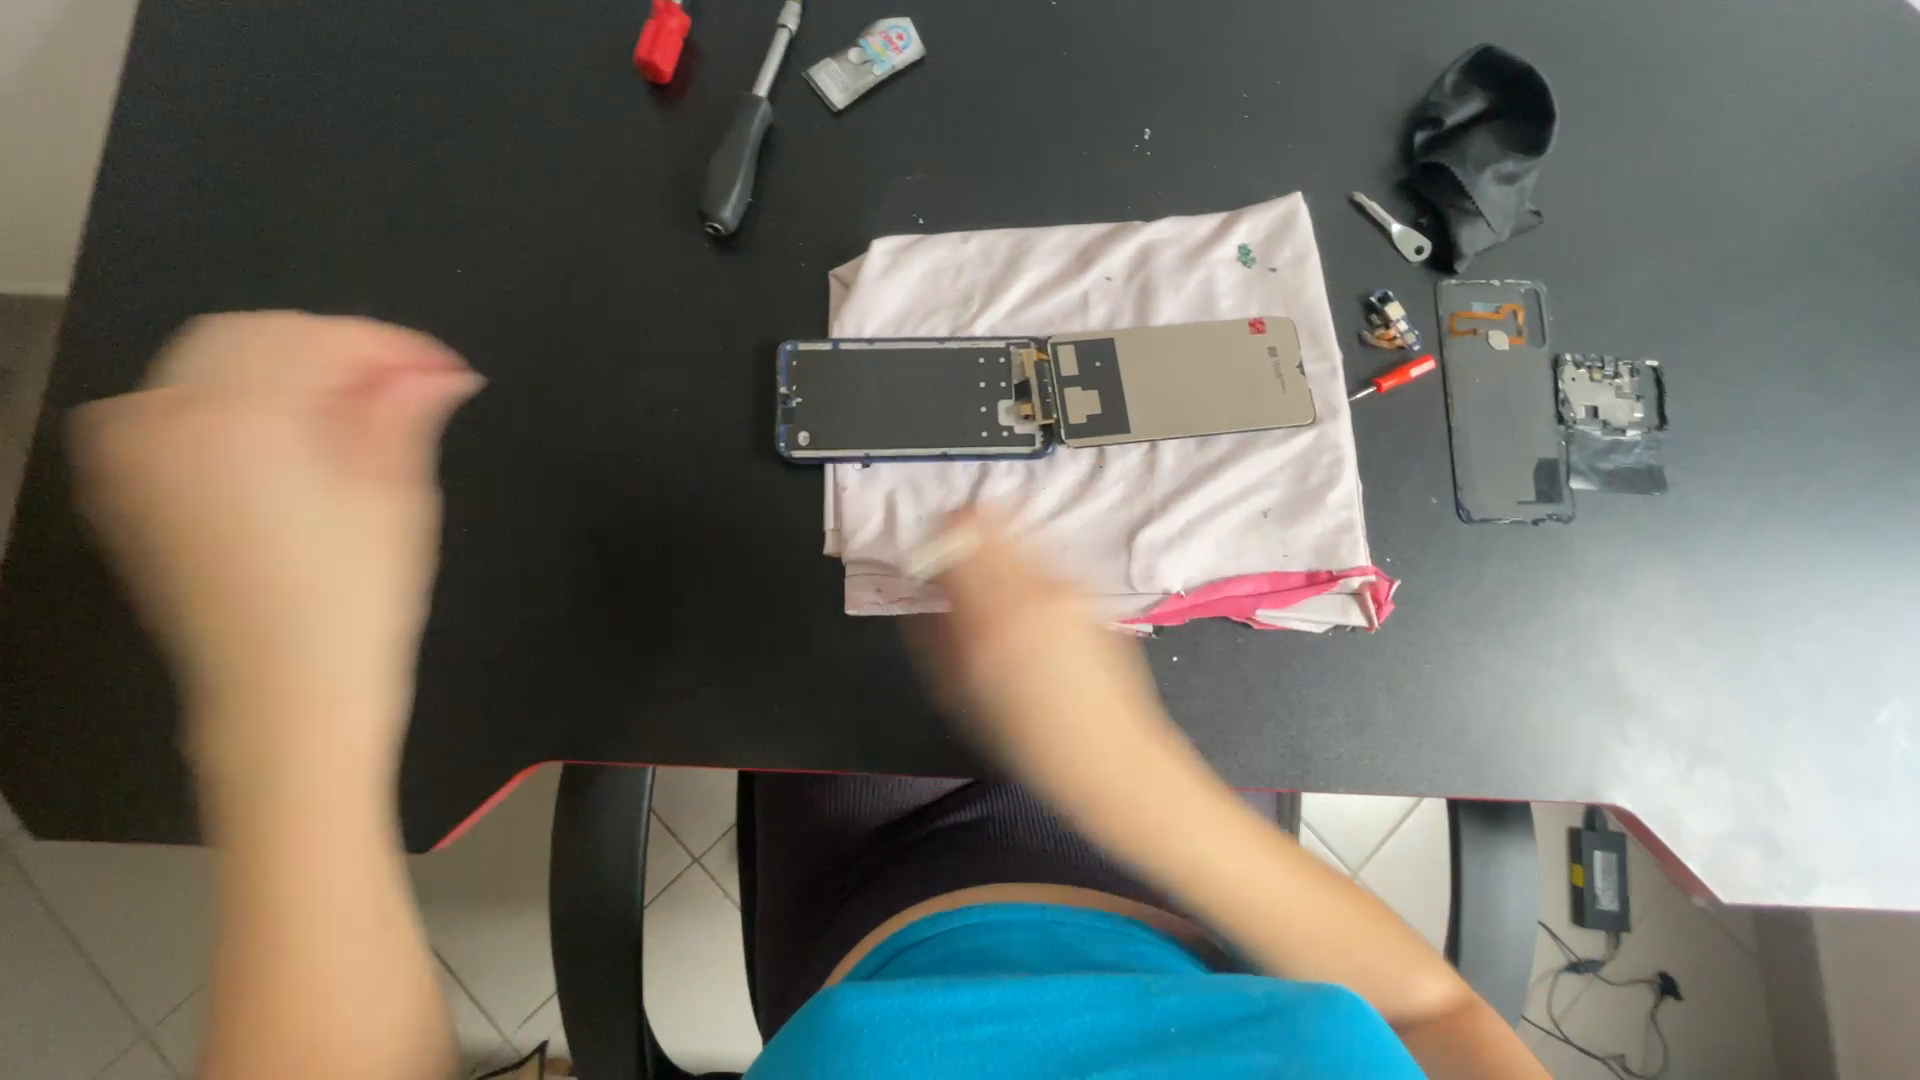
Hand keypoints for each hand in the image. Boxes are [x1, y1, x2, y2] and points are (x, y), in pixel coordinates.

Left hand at [70, 313, 482, 791]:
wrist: (284, 697)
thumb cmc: (355, 606)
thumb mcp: (400, 503)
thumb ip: (407, 418)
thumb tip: (438, 374)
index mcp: (243, 420)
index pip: (317, 337)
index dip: (392, 345)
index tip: (446, 370)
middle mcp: (169, 420)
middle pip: (255, 335)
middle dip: (338, 350)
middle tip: (409, 390)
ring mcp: (136, 453)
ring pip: (213, 363)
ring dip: (291, 372)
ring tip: (360, 416)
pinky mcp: (130, 486)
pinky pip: (179, 405)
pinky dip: (240, 401)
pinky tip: (295, 440)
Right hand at [905, 509, 1173, 777]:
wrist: (1110, 754)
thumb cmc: (1025, 738)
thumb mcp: (960, 693)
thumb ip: (935, 633)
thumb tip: (925, 593)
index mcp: (991, 614)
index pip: (955, 536)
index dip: (937, 538)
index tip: (931, 559)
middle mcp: (1033, 586)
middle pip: (991, 519)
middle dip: (968, 534)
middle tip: (959, 566)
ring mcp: (1069, 585)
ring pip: (1022, 532)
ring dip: (1000, 547)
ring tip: (997, 588)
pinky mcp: (1094, 593)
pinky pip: (1048, 562)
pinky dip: (1030, 569)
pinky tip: (1032, 610)